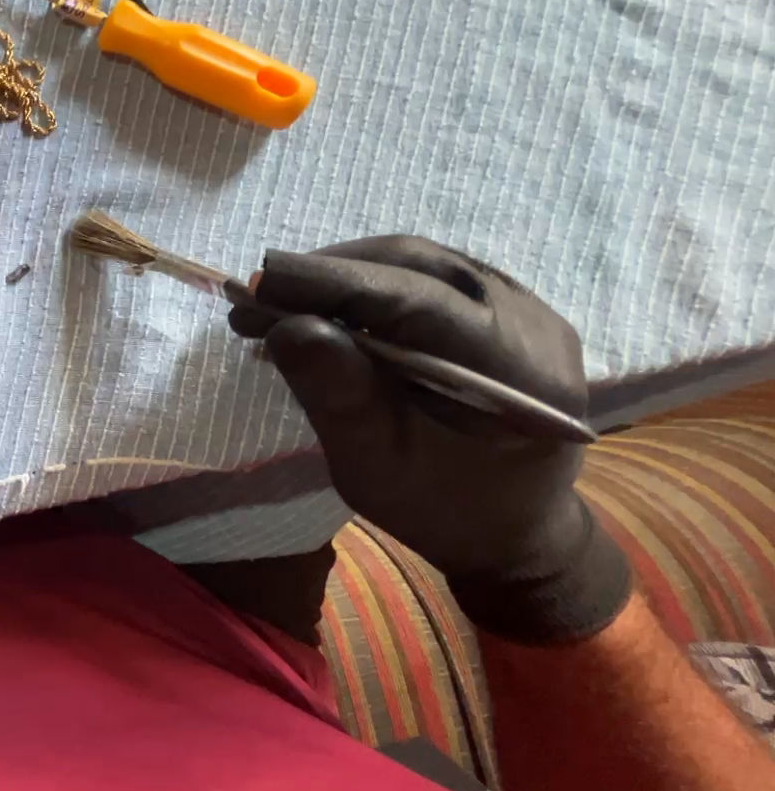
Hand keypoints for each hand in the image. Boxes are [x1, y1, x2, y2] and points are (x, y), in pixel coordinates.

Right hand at [230, 236, 630, 643]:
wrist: (506, 527)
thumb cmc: (437, 505)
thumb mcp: (375, 464)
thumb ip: (338, 395)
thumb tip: (288, 327)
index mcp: (516, 370)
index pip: (414, 300)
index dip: (330, 283)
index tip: (257, 281)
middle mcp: (533, 323)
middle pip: (416, 266)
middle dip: (327, 272)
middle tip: (256, 294)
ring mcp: (525, 310)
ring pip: (418, 262)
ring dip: (339, 274)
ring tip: (277, 301)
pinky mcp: (503, 311)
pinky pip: (426, 277)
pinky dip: (363, 284)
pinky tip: (321, 308)